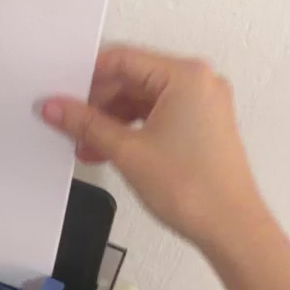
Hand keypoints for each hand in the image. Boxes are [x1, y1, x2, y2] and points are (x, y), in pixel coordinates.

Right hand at [40, 45, 266, 248]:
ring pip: (142, 100)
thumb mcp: (127, 152)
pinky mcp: (200, 126)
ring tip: (85, 143)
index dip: (86, 77)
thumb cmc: (197, 190)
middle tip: (68, 121)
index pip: (122, 60)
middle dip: (97, 103)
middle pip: (131, 78)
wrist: (232, 229)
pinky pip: (156, 115)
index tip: (62, 94)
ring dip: (110, 120)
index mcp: (186, 76)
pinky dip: (130, 130)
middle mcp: (198, 83)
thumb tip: (57, 108)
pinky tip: (107, 149)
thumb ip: (86, 124)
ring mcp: (202, 105)